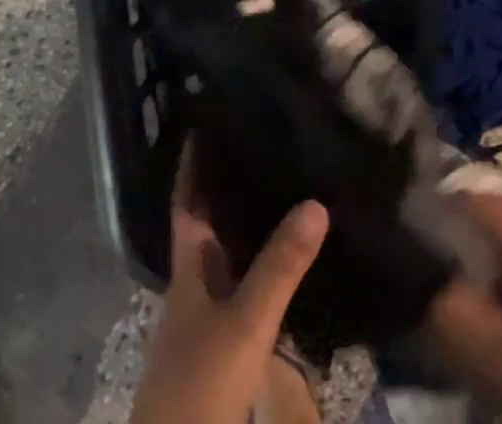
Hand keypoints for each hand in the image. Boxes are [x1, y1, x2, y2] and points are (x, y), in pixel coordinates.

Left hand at [132, 145, 329, 423]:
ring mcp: (206, 312)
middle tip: (254, 148)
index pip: (186, 202)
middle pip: (205, 224)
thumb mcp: (246, 318)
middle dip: (223, 187)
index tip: (202, 126)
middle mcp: (194, 281)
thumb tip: (315, 202)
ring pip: (224, 254)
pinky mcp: (222, 338)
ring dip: (243, 224)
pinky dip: (258, 264)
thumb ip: (280, 266)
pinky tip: (283, 263)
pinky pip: (240, 284)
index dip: (191, 165)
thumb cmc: (203, 375)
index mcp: (189, 266)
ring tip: (277, 191)